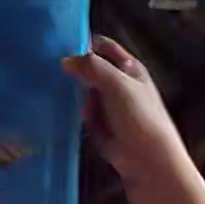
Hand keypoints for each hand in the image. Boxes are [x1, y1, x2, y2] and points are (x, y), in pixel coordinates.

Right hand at [62, 36, 189, 185]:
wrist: (149, 160)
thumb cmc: (139, 115)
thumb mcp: (117, 83)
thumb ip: (92, 66)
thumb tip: (65, 60)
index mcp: (128, 67)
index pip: (103, 46)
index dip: (85, 43)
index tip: (61, 46)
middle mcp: (119, 83)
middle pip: (90, 69)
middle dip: (76, 72)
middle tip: (55, 71)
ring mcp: (110, 105)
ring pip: (84, 92)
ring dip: (78, 97)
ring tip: (71, 101)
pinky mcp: (101, 125)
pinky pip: (84, 113)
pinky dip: (80, 116)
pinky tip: (75, 117)